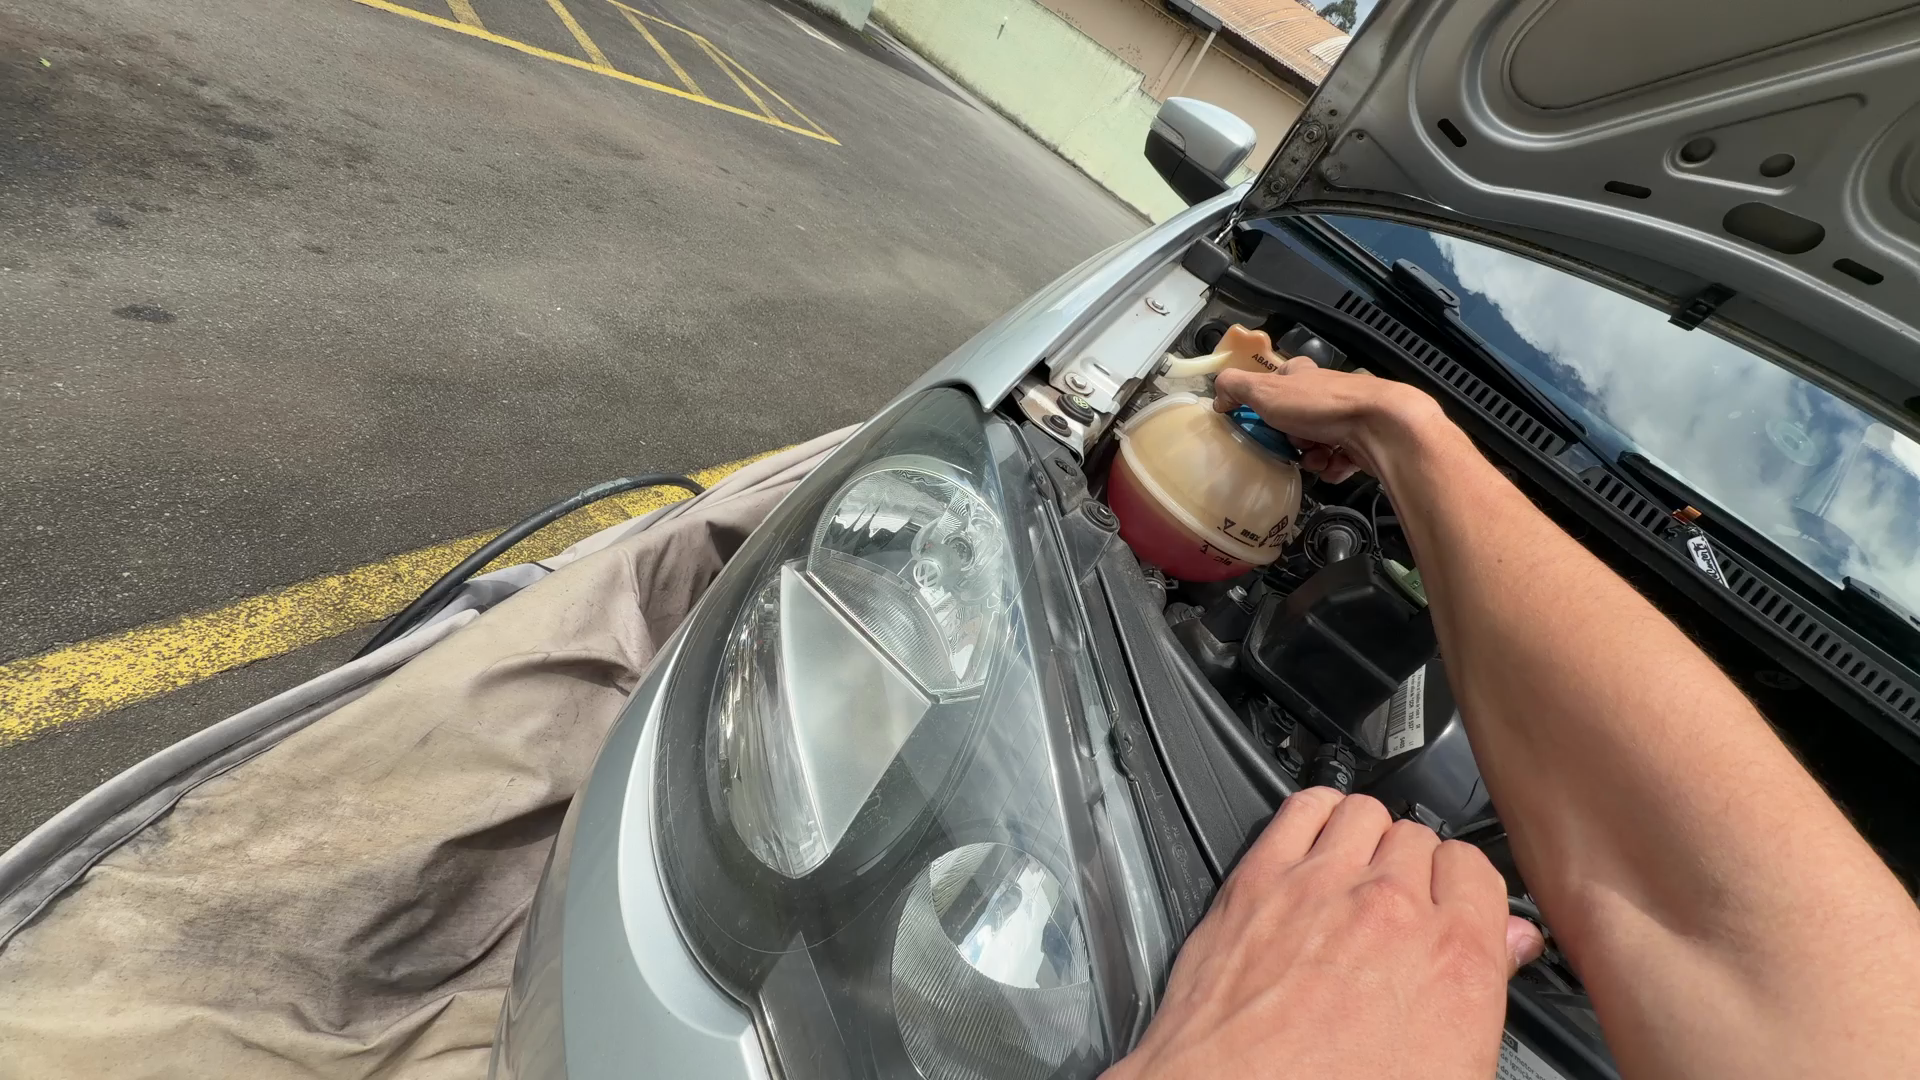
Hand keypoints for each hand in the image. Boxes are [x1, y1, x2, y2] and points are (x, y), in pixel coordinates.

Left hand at [1103, 790, 1544, 1079]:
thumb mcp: (1451, 1071)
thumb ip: (1488, 986)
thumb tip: (1511, 942)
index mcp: (1453, 961)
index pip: (1476, 869)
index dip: (1465, 884)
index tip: (1454, 898)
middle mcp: (1389, 907)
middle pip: (1418, 837)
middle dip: (1414, 862)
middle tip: (1400, 894)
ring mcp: (1319, 882)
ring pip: (1363, 811)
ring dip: (1367, 832)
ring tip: (1359, 864)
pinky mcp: (1260, 873)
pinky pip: (1300, 807)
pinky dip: (1315, 810)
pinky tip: (1316, 834)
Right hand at [1215, 359, 1443, 482]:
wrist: (1379, 425)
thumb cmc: (1320, 405)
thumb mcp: (1264, 391)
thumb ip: (1235, 388)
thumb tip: (1217, 396)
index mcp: (1303, 375)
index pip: (1277, 381)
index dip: (1264, 401)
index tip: (1259, 419)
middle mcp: (1327, 392)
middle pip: (1293, 420)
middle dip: (1287, 438)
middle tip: (1288, 443)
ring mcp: (1347, 417)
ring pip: (1314, 443)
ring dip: (1309, 457)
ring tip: (1316, 458)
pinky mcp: (1363, 441)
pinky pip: (1336, 461)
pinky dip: (1331, 467)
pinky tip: (1333, 465)